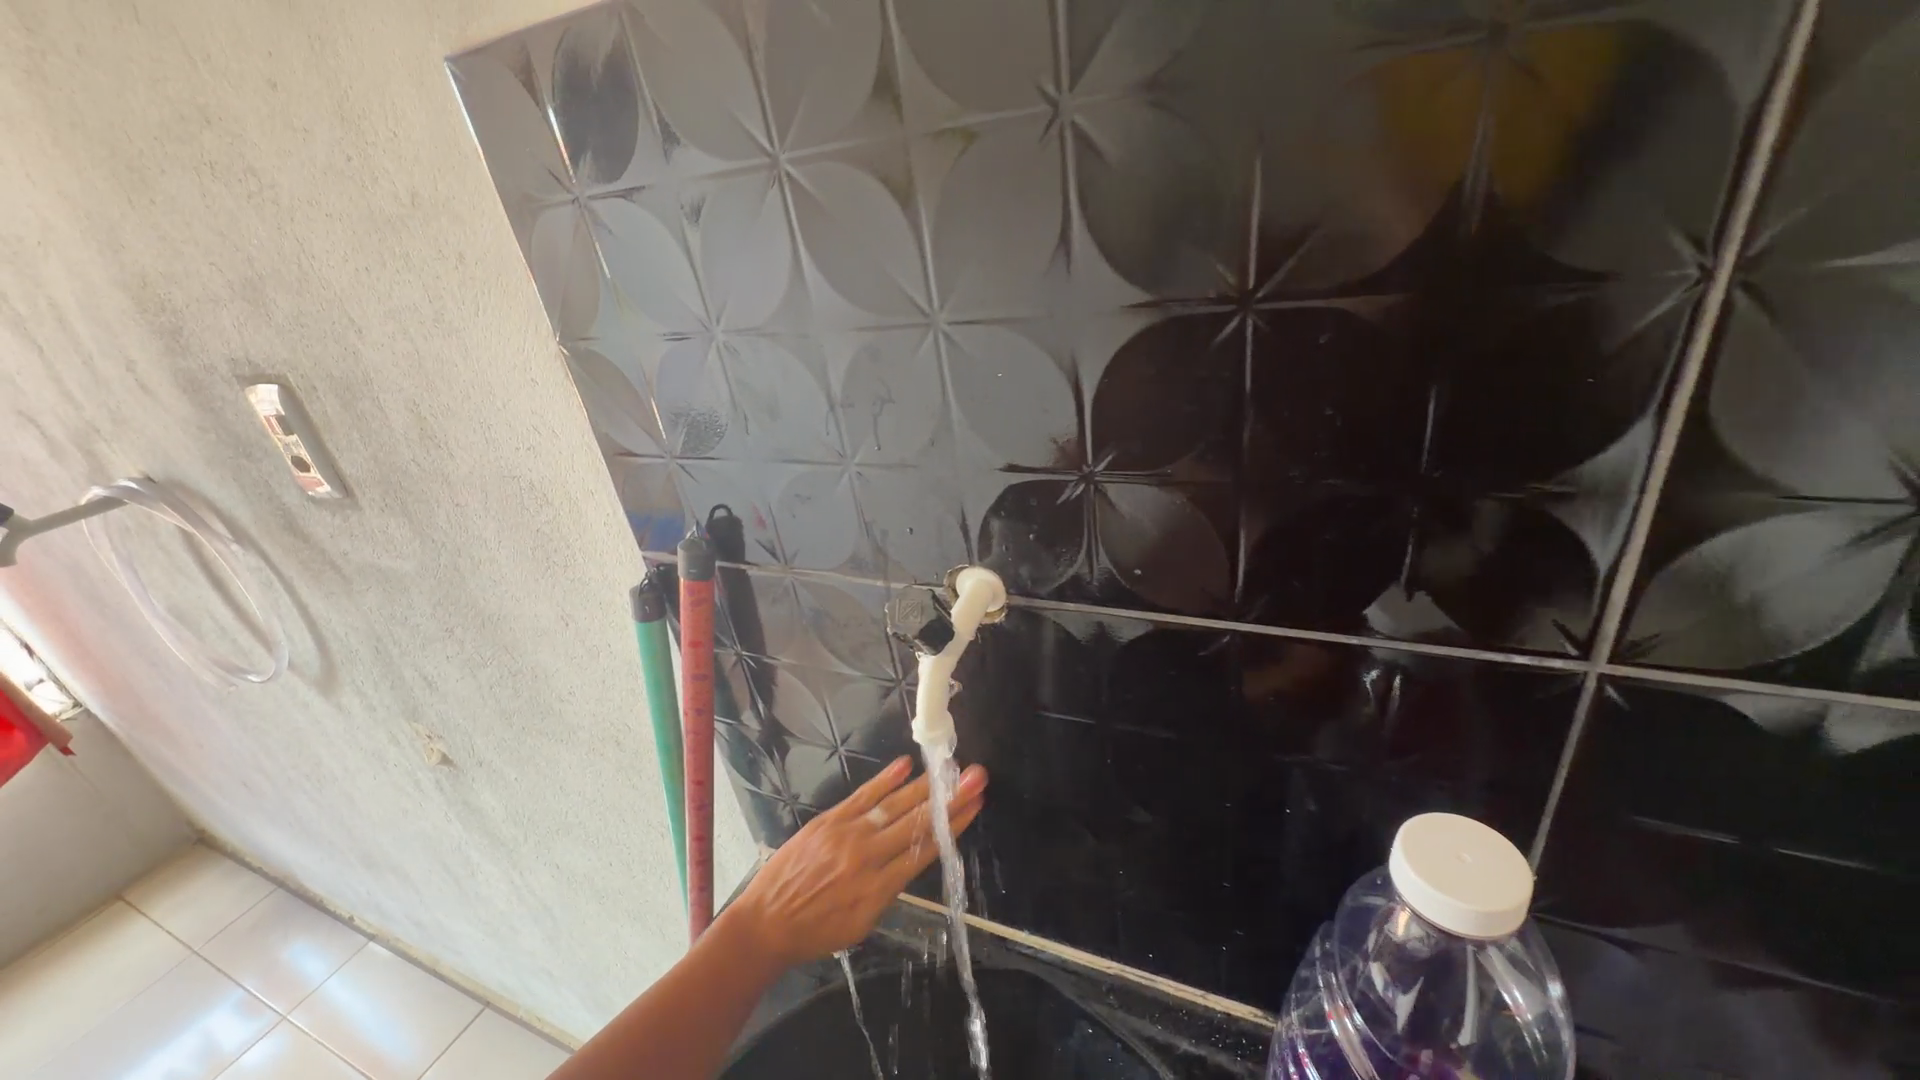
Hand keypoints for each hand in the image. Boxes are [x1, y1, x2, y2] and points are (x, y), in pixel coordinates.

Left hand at [725, 756, 987, 966]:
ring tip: (950, 770)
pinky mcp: (828, 820)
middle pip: (917, 823)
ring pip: (893, 805)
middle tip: (977, 778)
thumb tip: (907, 863)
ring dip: (925, 786)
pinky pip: (861, 796)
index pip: (925, 851)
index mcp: (878, 888)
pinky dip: (883, 780)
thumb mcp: (861, 925)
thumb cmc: (815, 932)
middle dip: (950, 799)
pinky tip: (904, 765)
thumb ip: (886, 893)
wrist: (764, 923)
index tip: (976, 806)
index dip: (953, 827)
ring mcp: (846, 834)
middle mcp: (866, 856)